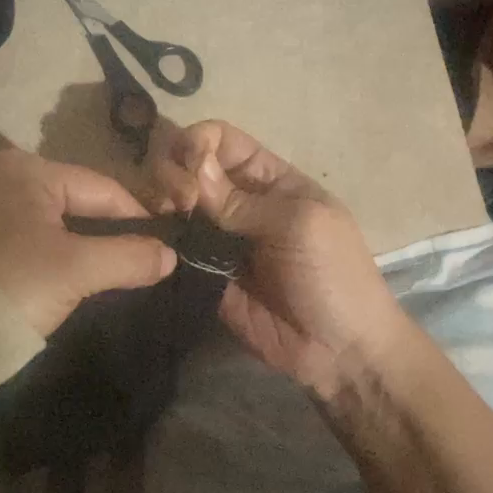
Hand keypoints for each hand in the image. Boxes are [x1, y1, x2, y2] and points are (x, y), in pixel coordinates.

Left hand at [0, 149, 177, 335]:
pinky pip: (33, 240)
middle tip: (145, 267)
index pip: (103, 189)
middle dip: (111, 235)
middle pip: (79, 204)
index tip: (168, 252)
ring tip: (116, 278)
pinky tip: (74, 281)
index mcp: (28, 169)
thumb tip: (170, 255)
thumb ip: (128, 256)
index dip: (139, 221)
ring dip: (85, 249)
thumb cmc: (10, 286)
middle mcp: (4, 176)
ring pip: (57, 225)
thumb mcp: (76, 270)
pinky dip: (56, 258)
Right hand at [153, 121, 408, 395]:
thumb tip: (190, 166)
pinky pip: (174, 249)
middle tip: (176, 201)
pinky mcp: (202, 274)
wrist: (340, 352)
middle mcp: (238, 201)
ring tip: (160, 217)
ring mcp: (217, 238)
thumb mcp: (299, 224)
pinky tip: (152, 240)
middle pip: (190, 169)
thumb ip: (242, 199)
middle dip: (174, 172)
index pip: (222, 141)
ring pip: (175, 205)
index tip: (189, 165)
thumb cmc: (334, 275)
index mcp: (269, 179)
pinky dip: (158, 239)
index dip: (199, 143)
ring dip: (160, 202)